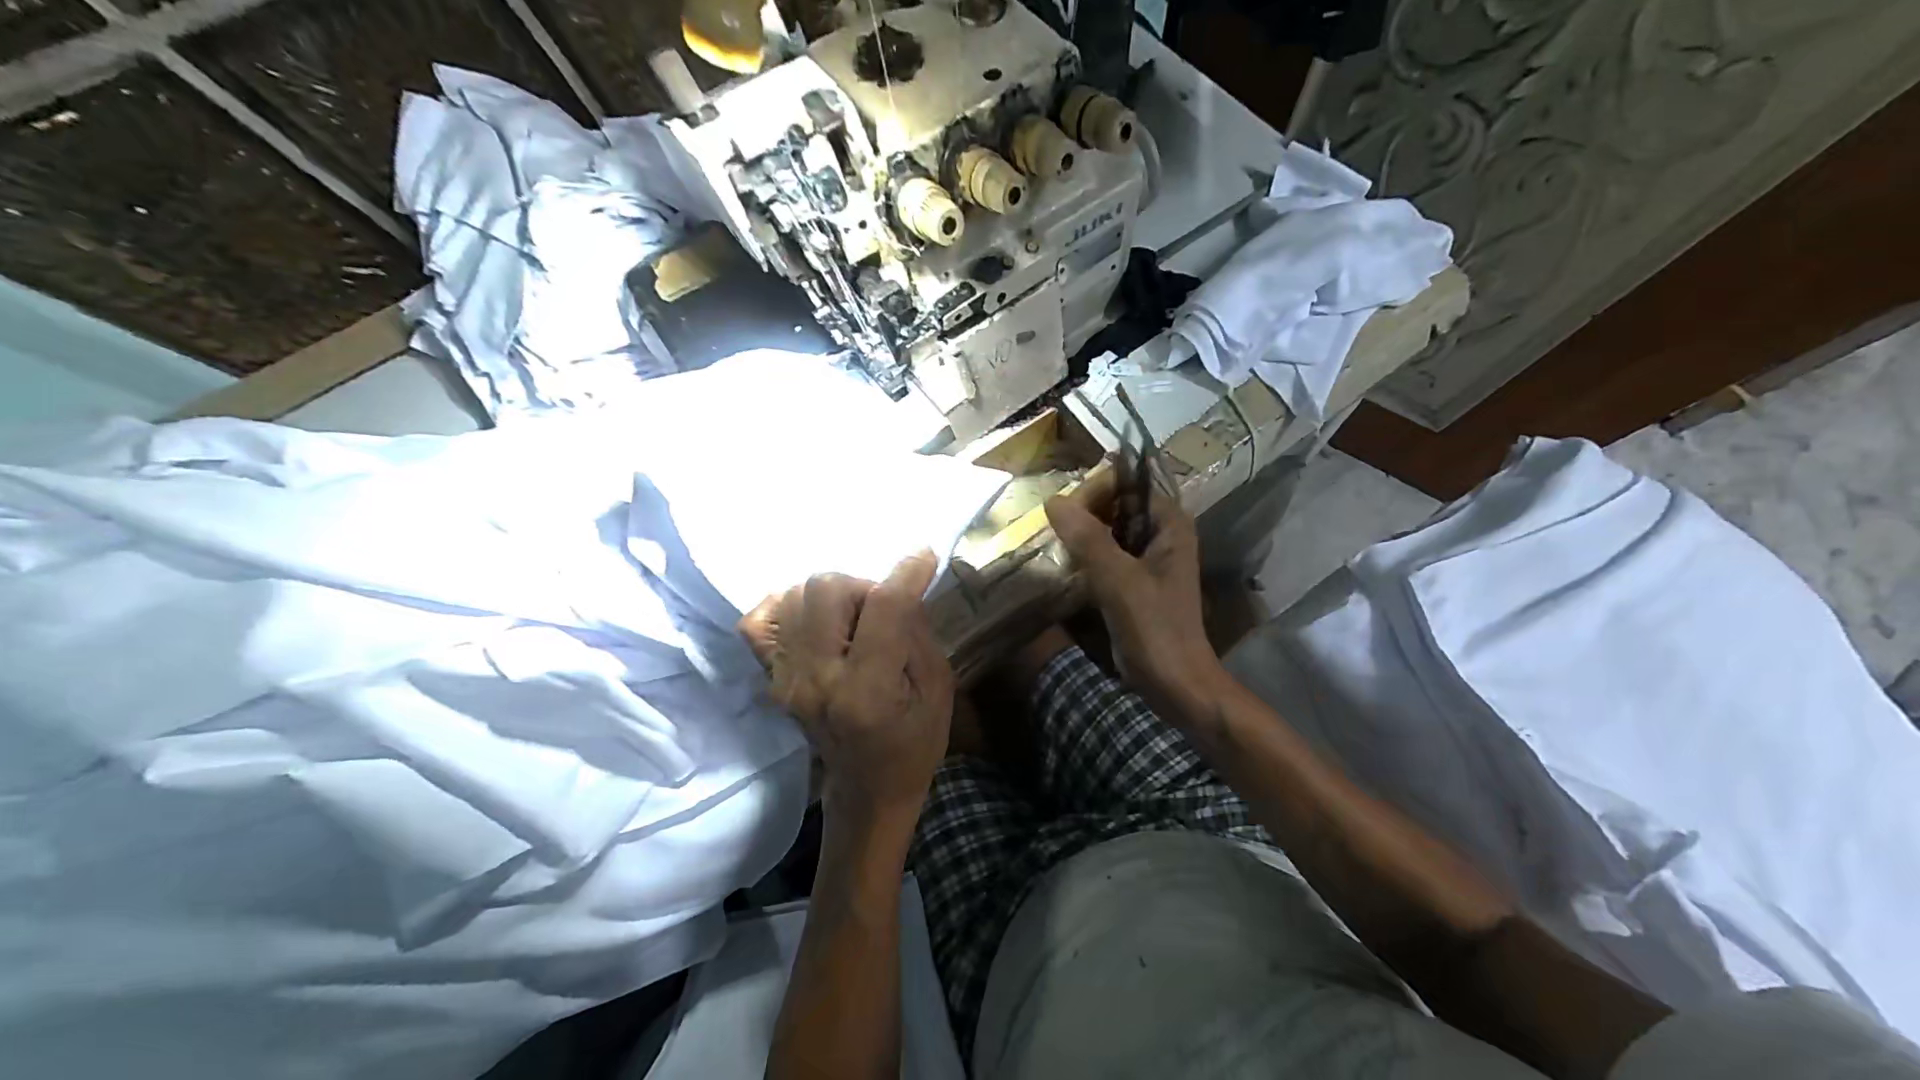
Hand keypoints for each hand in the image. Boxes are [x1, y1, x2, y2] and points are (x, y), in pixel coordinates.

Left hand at [739, 552, 954, 821]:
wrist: (868, 790)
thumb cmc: (914, 742)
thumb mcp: (937, 688)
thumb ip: (917, 631)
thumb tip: (902, 581)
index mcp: (866, 690)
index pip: (882, 606)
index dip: (906, 573)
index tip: (923, 557)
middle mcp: (815, 679)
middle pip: (825, 588)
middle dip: (863, 586)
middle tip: (882, 609)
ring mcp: (785, 679)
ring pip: (795, 595)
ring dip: (831, 596)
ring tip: (852, 621)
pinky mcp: (771, 679)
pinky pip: (758, 622)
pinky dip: (785, 608)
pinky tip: (814, 621)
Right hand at [1045, 466, 1226, 713]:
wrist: (1176, 684)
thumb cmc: (1155, 629)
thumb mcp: (1118, 580)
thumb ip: (1088, 538)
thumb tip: (1053, 501)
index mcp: (1169, 523)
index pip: (1126, 483)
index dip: (1093, 491)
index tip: (1063, 515)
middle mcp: (1160, 533)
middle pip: (1115, 503)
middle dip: (1083, 511)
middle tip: (1052, 531)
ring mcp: (1147, 557)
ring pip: (1107, 529)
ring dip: (1080, 534)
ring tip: (1052, 545)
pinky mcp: (1133, 580)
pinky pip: (1105, 553)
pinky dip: (1084, 555)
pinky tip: (1063, 565)